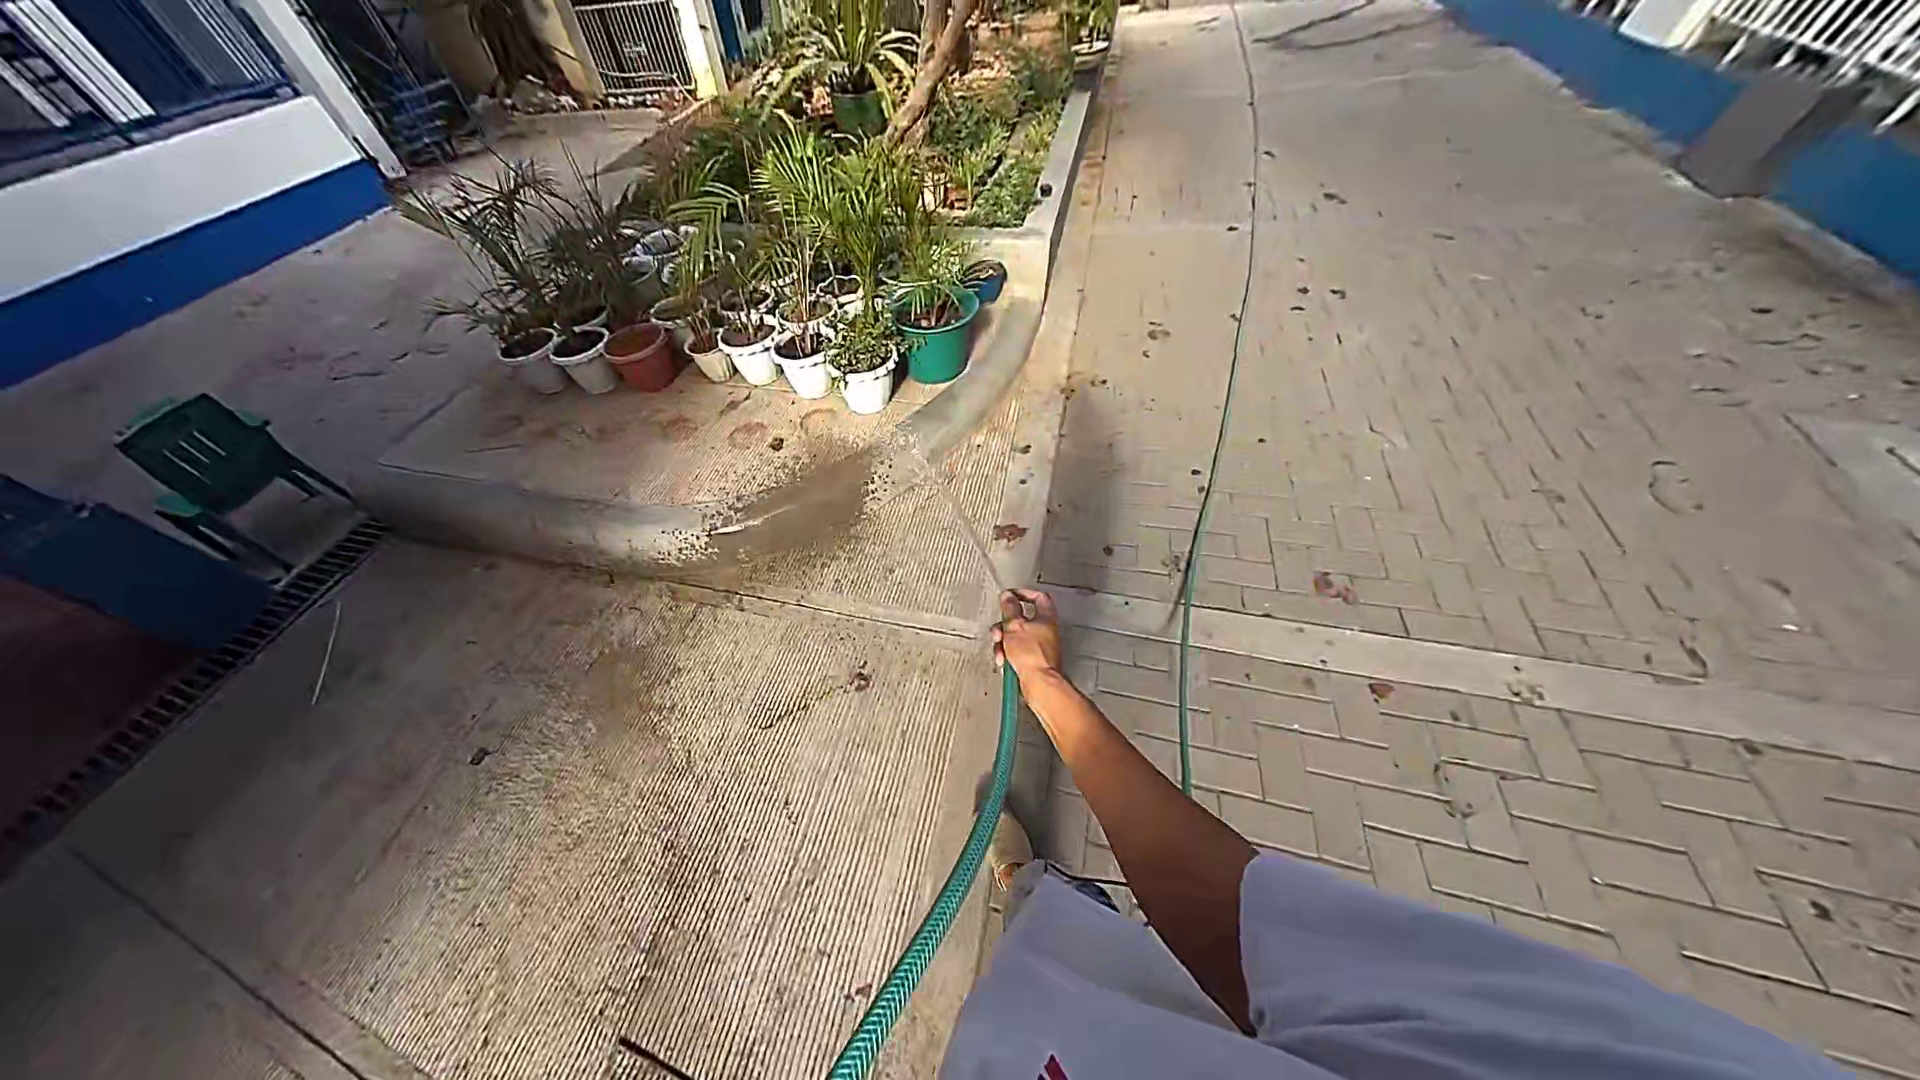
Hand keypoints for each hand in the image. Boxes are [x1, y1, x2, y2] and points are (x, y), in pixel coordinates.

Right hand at [992, 587, 1063, 684]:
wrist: (1038, 682)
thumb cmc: (1032, 655)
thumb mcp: (1014, 626)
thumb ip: (1010, 609)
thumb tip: (1008, 596)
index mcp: (1046, 618)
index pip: (1038, 597)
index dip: (1023, 594)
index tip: (1010, 596)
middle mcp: (1046, 631)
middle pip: (1022, 619)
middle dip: (1006, 624)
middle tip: (1000, 629)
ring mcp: (1040, 646)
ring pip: (1016, 636)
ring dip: (1003, 641)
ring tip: (1001, 649)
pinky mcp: (1033, 660)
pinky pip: (1016, 651)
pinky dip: (1008, 654)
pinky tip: (1004, 660)